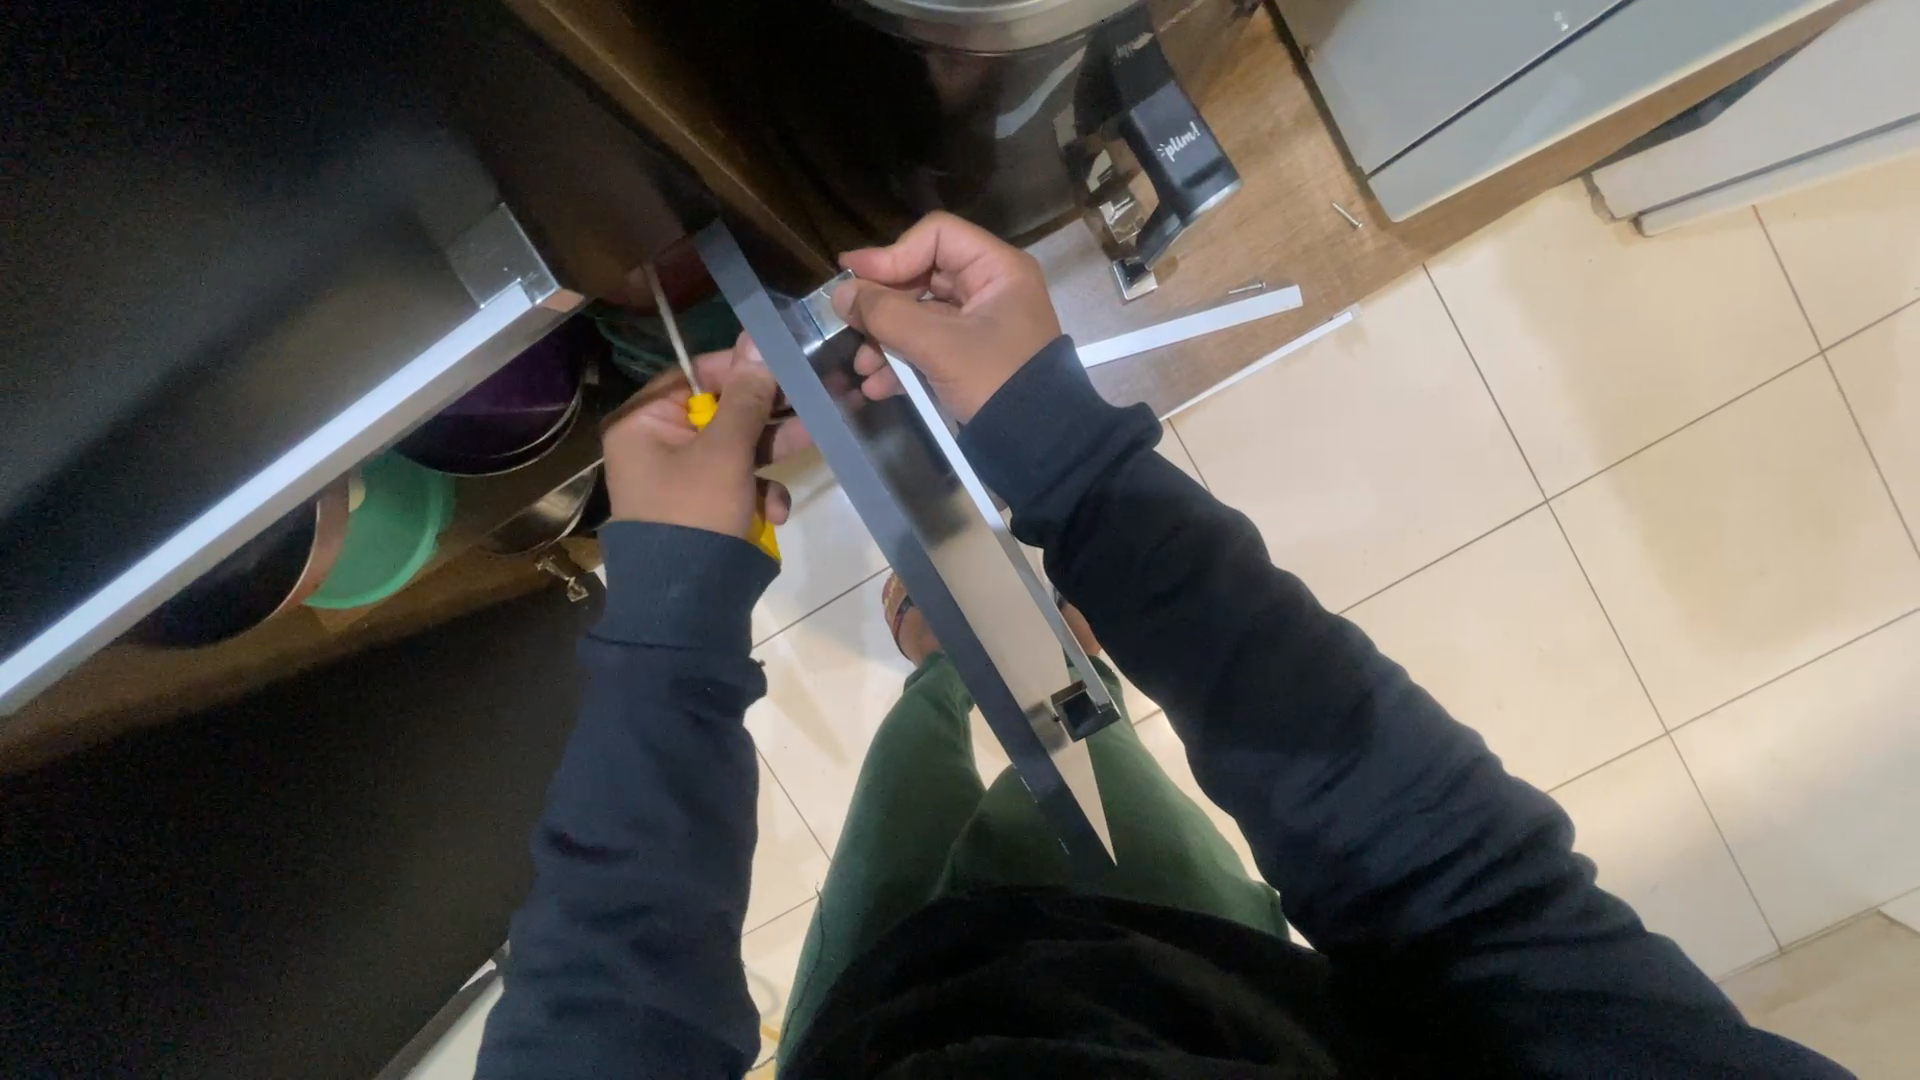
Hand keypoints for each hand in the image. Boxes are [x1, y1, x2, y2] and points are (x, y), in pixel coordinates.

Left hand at [600, 335, 806, 539]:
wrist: (687, 603)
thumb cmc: (695, 513)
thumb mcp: (725, 452)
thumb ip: (746, 399)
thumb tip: (758, 342)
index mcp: (644, 424)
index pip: (694, 376)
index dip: (739, 368)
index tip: (782, 363)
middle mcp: (658, 446)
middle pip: (720, 412)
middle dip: (767, 414)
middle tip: (810, 398)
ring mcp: (682, 479)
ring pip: (736, 449)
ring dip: (772, 455)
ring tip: (814, 443)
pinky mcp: (704, 508)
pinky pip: (736, 485)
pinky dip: (759, 494)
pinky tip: (773, 512)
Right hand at [832, 211, 1061, 422]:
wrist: (1037, 445)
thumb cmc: (995, 382)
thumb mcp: (939, 346)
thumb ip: (886, 315)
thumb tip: (841, 295)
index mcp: (997, 270)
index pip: (936, 237)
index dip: (891, 255)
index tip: (852, 277)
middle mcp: (991, 290)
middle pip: (922, 279)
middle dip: (883, 308)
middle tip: (850, 328)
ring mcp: (981, 327)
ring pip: (921, 318)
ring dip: (887, 341)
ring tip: (863, 368)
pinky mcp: (971, 359)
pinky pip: (930, 349)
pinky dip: (904, 364)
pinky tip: (878, 387)